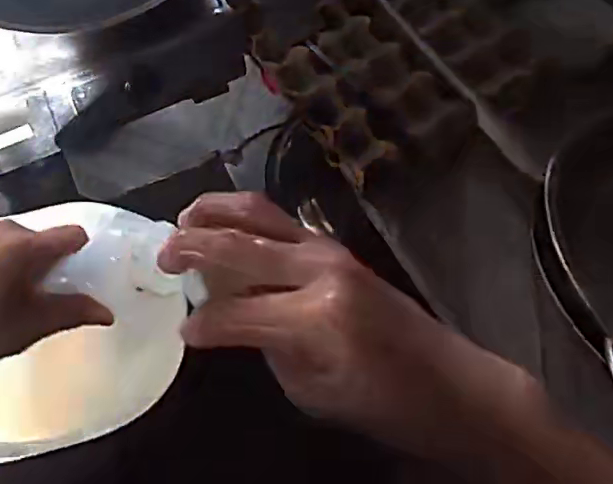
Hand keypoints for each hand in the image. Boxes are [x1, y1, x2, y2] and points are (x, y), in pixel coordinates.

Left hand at [0, 220, 113, 376]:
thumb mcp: (25, 328)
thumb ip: (68, 313)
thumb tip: (106, 312)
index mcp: (26, 244)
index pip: (73, 234)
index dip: (87, 254)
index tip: (93, 280)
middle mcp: (7, 230)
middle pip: (48, 240)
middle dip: (58, 267)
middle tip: (60, 303)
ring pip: (24, 247)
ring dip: (33, 270)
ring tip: (30, 307)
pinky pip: (4, 251)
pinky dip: (11, 270)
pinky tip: (1, 301)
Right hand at [160, 193, 612, 481]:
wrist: (449, 379)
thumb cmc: (385, 401)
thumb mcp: (315, 393)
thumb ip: (266, 345)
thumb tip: (227, 314)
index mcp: (317, 317)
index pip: (239, 312)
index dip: (204, 322)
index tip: (182, 330)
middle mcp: (318, 269)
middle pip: (238, 244)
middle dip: (192, 246)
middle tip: (163, 254)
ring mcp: (325, 246)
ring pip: (255, 211)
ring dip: (212, 210)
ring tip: (183, 220)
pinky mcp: (329, 241)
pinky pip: (274, 216)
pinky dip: (239, 213)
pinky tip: (221, 221)